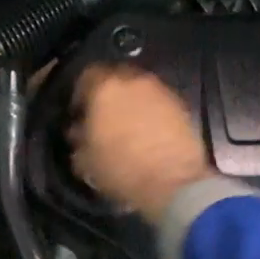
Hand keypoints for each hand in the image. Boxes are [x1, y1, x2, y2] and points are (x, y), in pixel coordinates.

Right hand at [70, 65, 213, 220]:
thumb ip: (78, 138)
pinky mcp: (181, 106)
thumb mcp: (84, 160)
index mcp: (104, 89)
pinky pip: (157, 103)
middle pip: (115, 77)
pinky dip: (150, 113)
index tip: (78, 111)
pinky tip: (147, 134)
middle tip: (102, 117)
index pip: (86, 74)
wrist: (172, 183)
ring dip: (131, 103)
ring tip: (126, 127)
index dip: (80, 93)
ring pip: (138, 89)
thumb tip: (79, 131)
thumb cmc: (120, 169)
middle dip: (107, 95)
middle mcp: (133, 81)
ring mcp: (161, 91)